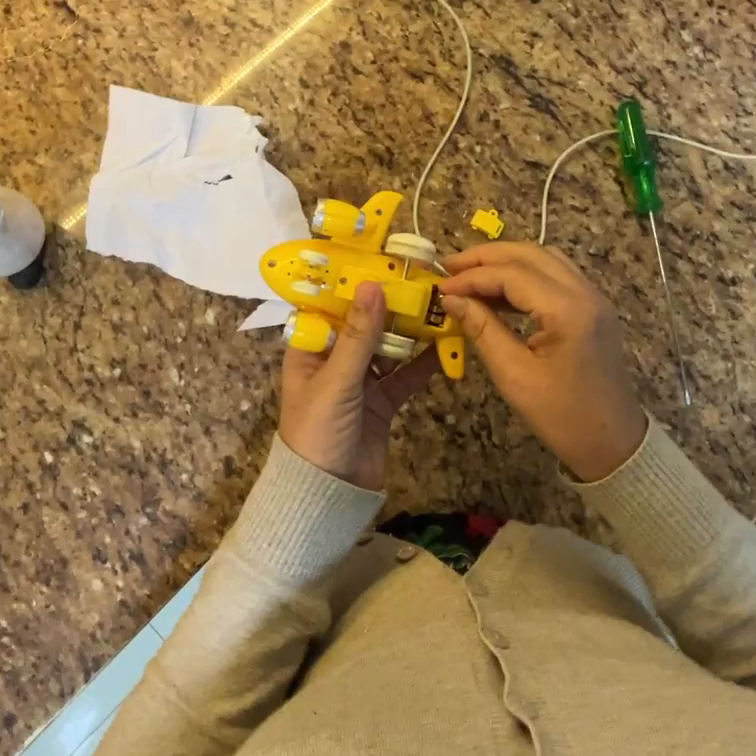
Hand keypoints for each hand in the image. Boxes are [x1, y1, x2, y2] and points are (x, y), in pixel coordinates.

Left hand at [279, 282, 439, 489]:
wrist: (328, 496)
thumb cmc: (317, 433)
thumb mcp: (336, 382)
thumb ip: (359, 336)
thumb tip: (373, 285)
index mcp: (309, 350)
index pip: (332, 307)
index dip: (356, 283)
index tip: (384, 259)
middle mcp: (333, 360)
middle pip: (365, 323)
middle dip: (391, 303)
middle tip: (422, 279)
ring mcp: (360, 381)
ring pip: (388, 346)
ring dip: (411, 329)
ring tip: (439, 304)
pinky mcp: (382, 402)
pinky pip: (405, 375)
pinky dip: (423, 361)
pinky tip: (445, 343)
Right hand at [438, 244, 648, 481]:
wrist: (613, 444)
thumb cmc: (562, 417)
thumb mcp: (514, 375)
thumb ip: (482, 329)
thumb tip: (451, 299)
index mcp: (568, 310)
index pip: (511, 274)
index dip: (471, 277)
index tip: (439, 287)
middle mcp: (585, 293)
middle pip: (529, 254)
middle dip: (486, 257)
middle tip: (449, 269)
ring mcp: (593, 298)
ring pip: (544, 258)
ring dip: (505, 262)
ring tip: (469, 276)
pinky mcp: (592, 308)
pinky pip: (555, 275)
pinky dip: (524, 274)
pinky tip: (498, 292)